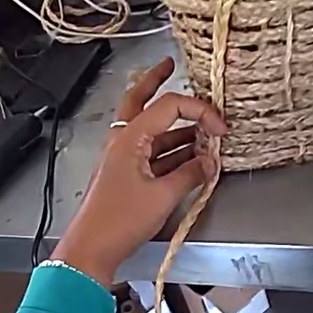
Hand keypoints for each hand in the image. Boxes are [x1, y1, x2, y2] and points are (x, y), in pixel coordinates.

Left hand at [52, 58, 225, 283]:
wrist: (93, 248)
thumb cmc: (119, 221)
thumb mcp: (163, 196)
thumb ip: (191, 175)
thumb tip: (209, 162)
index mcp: (129, 138)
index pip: (169, 106)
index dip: (200, 112)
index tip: (220, 128)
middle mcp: (123, 141)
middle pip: (141, 100)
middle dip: (156, 80)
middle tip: (170, 64)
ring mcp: (123, 158)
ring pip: (151, 130)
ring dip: (175, 127)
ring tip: (202, 131)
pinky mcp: (126, 175)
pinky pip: (152, 153)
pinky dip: (171, 151)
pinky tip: (191, 158)